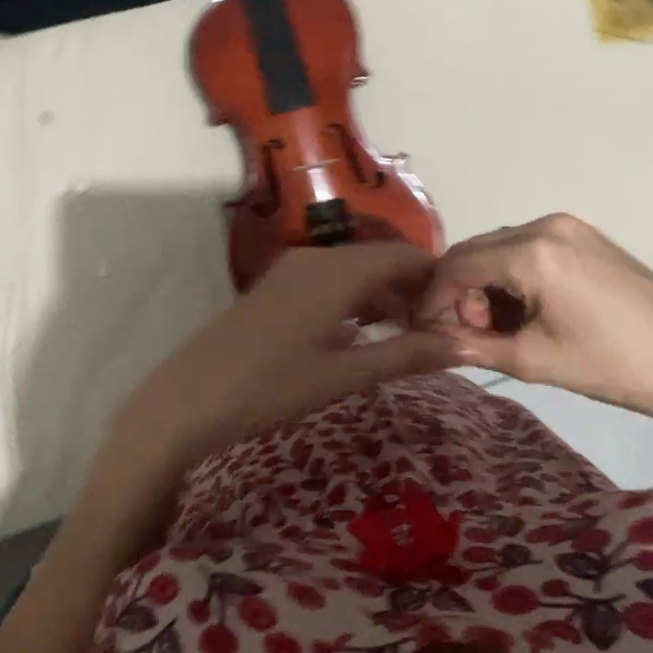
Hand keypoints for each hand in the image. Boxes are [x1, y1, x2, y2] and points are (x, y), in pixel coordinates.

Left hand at [106, 243, 457, 482]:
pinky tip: (363, 336)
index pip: (404, 255)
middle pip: (379, 260)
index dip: (438, 278)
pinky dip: (354, 302)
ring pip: (353, 272)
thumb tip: (462, 345)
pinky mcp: (274, 289)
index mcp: (335, 271)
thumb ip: (403, 356)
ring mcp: (289, 271)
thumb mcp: (343, 375)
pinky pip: (328, 283)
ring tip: (408, 339)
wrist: (190, 398)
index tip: (462, 313)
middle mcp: (314, 259)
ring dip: (383, 298)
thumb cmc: (270, 387)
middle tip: (439, 333)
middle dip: (413, 290)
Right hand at [415, 214, 652, 443]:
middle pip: (474, 252)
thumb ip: (469, 345)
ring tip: (497, 329)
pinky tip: (526, 312)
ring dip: (485, 285)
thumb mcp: (532, 360)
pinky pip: (529, 249)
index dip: (431, 300)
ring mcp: (571, 228)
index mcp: (532, 251)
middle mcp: (547, 226)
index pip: (455, 266)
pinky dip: (513, 278)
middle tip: (465, 336)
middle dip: (459, 293)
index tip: (424, 333)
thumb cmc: (613, 367)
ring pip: (500, 250)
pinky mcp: (589, 238)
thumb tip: (423, 342)